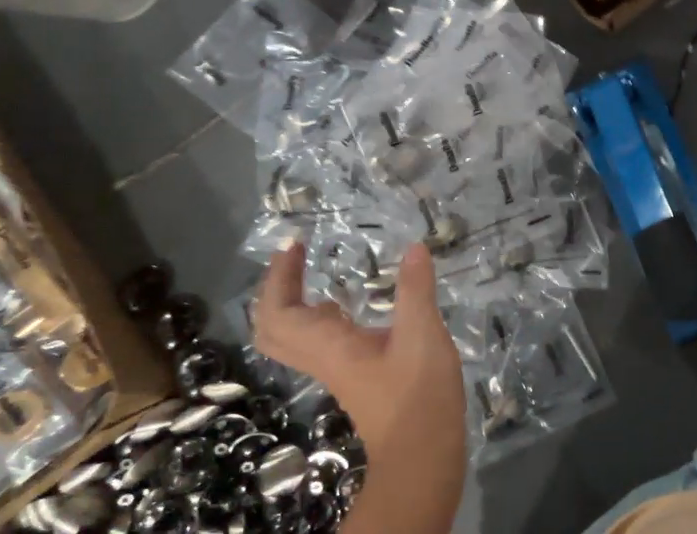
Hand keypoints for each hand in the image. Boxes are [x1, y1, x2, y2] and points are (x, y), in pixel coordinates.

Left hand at [254, 243, 466, 465]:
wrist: (421, 451)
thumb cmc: (419, 394)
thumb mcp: (424, 335)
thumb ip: (416, 291)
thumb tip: (414, 247)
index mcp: (330, 347)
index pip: (279, 313)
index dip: (278, 278)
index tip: (295, 245)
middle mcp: (323, 358)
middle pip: (273, 327)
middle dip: (276, 289)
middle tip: (296, 256)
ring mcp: (336, 369)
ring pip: (292, 336)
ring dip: (292, 302)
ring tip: (314, 273)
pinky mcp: (353, 374)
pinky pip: (318, 341)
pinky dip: (320, 316)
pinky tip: (349, 306)